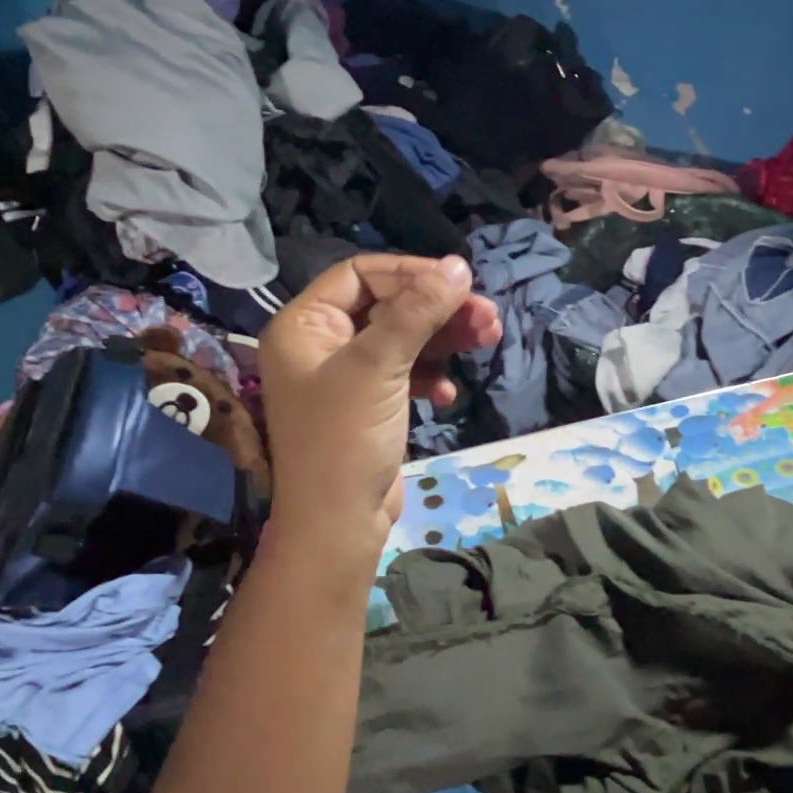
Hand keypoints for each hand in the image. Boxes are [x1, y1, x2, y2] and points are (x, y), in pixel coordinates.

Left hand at [260, 254, 501, 539]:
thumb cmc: (346, 439)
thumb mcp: (379, 368)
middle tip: (488, 315)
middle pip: (387, 306)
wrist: (338, 525)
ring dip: (443, 339)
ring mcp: (344, 378)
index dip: (411, 274)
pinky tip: (449, 393)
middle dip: (438, 309)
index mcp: (304, 325)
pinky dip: (430, 377)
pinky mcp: (368, 407)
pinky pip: (404, 375)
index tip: (460, 282)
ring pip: (402, 340)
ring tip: (489, 338)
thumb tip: (459, 267)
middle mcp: (320, 345)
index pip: (361, 275)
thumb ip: (417, 313)